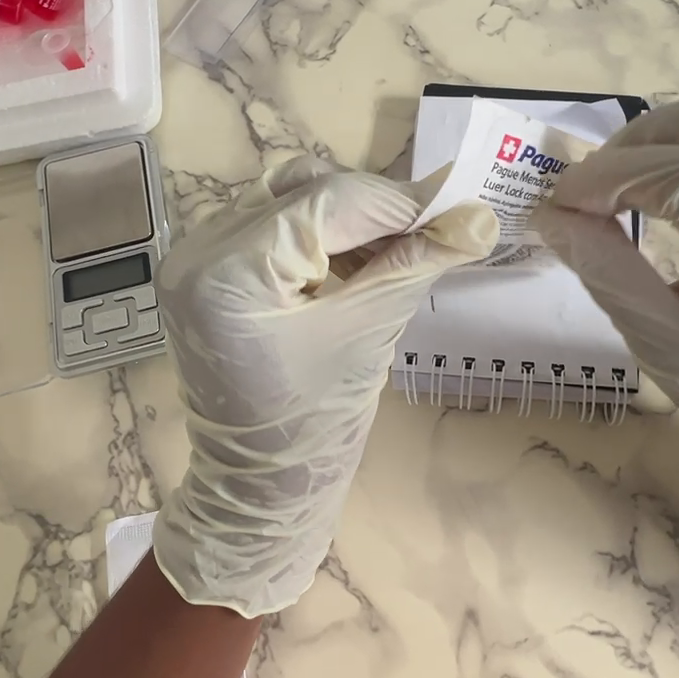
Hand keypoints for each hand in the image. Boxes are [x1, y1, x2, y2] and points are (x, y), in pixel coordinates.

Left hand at [152, 157, 497, 615]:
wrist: (260, 487)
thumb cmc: (314, 427)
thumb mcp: (368, 336)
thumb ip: (417, 264)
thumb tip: (481, 215)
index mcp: (228, 271)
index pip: (325, 201)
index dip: (397, 201)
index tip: (458, 208)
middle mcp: (199, 250)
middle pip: (302, 190)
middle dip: (372, 207)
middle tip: (431, 231)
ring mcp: (196, 259)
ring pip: (288, 200)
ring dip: (348, 217)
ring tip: (398, 250)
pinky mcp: (209, 271)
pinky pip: (272, 227)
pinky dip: (320, 235)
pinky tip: (358, 261)